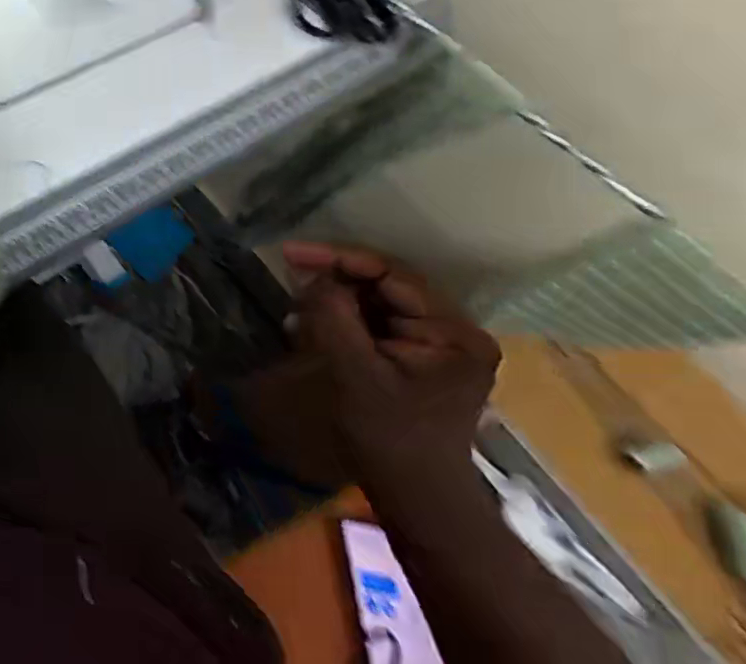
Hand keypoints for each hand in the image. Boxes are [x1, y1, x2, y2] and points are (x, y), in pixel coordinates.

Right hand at [280, 242, 501, 497]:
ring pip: (379, 300)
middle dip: (335, 280)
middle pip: (386, 284)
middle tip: (290, 278)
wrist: (414, 493)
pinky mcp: (423, 355)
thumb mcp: (352, 370)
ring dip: (336, 300)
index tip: (289, 253)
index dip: (338, 258)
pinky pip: (379, 320)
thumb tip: (315, 275)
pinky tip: (316, 327)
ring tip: (299, 309)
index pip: (392, 274)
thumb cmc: (386, 435)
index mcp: (454, 332)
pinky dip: (345, 318)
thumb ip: (333, 315)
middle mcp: (457, 330)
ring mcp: (442, 343)